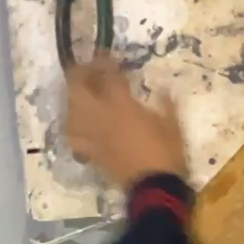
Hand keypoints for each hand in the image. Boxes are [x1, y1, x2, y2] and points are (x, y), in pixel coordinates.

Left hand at [63, 57, 187, 192]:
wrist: (154, 188)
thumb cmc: (167, 153)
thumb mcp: (173, 124)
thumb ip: (166, 103)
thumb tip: (164, 87)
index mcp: (122, 105)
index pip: (108, 75)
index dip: (105, 62)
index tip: (108, 55)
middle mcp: (100, 116)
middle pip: (78, 87)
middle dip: (80, 73)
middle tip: (89, 68)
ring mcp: (92, 135)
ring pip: (70, 109)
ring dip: (74, 96)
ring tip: (83, 92)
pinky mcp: (90, 151)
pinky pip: (73, 135)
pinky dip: (74, 125)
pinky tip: (79, 122)